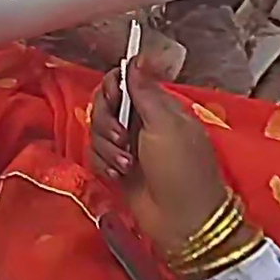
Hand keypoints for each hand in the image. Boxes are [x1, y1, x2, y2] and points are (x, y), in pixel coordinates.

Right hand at [88, 58, 231, 258]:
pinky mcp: (116, 166)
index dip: (112, 87)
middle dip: (106, 121)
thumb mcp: (165, 126)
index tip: (113, 100)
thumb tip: (137, 56)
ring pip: (96, 130)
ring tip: (125, 165)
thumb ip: (145, 90)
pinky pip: (95, 153)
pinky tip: (117, 175)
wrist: (184, 224)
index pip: (122, 81)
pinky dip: (103, 163)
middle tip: (121, 139)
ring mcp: (127, 145)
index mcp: (156, 106)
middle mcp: (139, 122)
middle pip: (103, 104)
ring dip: (107, 147)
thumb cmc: (181, 170)